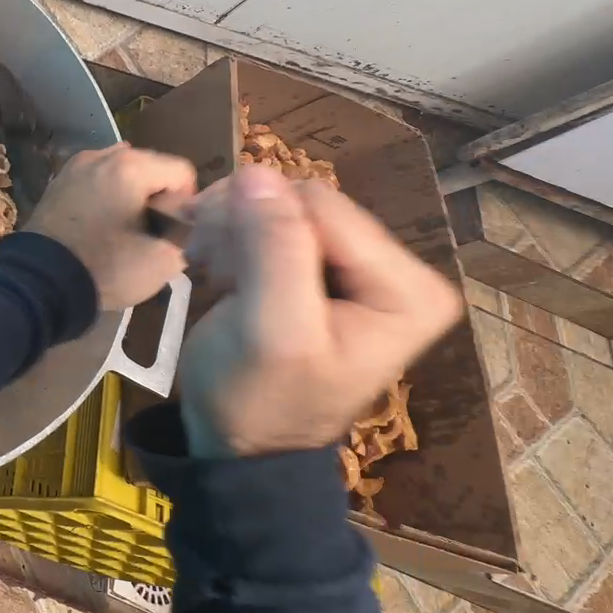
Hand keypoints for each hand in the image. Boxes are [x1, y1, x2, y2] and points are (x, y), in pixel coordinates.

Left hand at [25, 144, 195, 312]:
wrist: (42, 279)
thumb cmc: (108, 266)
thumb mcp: (164, 256)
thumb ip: (188, 226)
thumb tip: (185, 211)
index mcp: (129, 166)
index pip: (182, 171)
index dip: (187, 202)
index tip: (174, 230)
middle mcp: (100, 155)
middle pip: (151, 167)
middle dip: (159, 197)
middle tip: (152, 232)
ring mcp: (74, 166)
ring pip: (122, 174)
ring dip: (132, 197)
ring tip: (126, 230)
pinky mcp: (58, 182)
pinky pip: (97, 182)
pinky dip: (107, 197)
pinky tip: (102, 225)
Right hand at [177, 167, 462, 458]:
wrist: (237, 440)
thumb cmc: (258, 396)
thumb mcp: (271, 329)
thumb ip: (274, 250)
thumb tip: (255, 172)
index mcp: (407, 287)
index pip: (321, 206)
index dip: (256, 218)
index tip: (210, 253)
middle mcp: (392, 268)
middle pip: (301, 201)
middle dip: (241, 221)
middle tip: (204, 259)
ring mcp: (354, 268)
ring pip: (278, 205)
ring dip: (229, 227)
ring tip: (208, 267)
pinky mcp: (317, 270)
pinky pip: (269, 222)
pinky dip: (230, 236)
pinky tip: (215, 267)